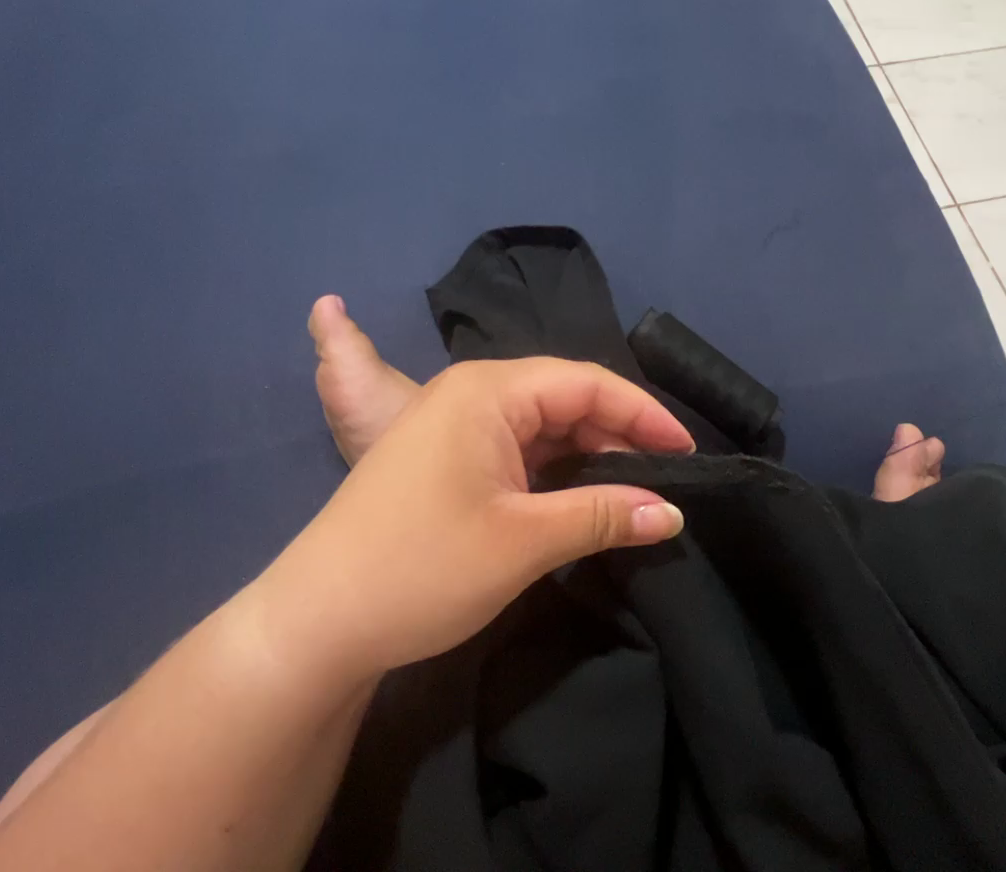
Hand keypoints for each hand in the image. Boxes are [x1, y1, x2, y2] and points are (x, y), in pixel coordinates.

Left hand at [251, 358, 694, 678]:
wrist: (317, 624)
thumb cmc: (422, 566)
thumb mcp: (525, 541)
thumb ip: (605, 515)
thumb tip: (675, 513)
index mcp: (486, 391)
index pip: (586, 383)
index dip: (644, 414)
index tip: (688, 455)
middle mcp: (469, 395)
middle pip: (565, 399)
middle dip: (618, 437)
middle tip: (665, 483)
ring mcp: (452, 429)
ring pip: (542, 429)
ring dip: (589, 459)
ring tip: (633, 496)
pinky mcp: (445, 464)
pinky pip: (517, 453)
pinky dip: (555, 475)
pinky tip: (582, 502)